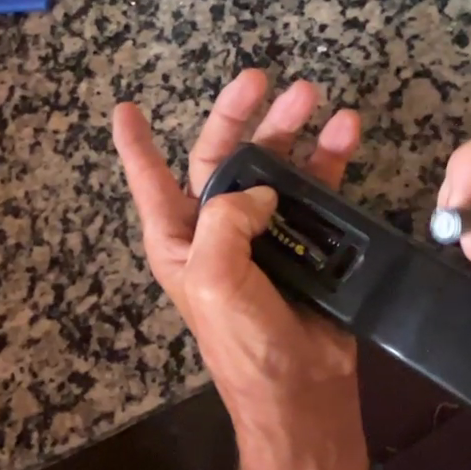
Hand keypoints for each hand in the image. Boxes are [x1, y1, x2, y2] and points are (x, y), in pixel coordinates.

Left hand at [113, 71, 367, 469]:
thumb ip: (225, 222)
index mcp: (180, 238)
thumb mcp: (215, 280)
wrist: (303, 390)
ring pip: (274, 165)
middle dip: (239, 116)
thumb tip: (260, 190)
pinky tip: (345, 131)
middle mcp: (217, 228)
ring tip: (314, 98)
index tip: (124, 109)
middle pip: (221, 156)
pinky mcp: (308, 238)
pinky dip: (329, 158)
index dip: (136, 145)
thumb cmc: (245, 341)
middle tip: (261, 79)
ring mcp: (264, 231)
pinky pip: (316, 188)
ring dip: (291, 129)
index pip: (151, 182)